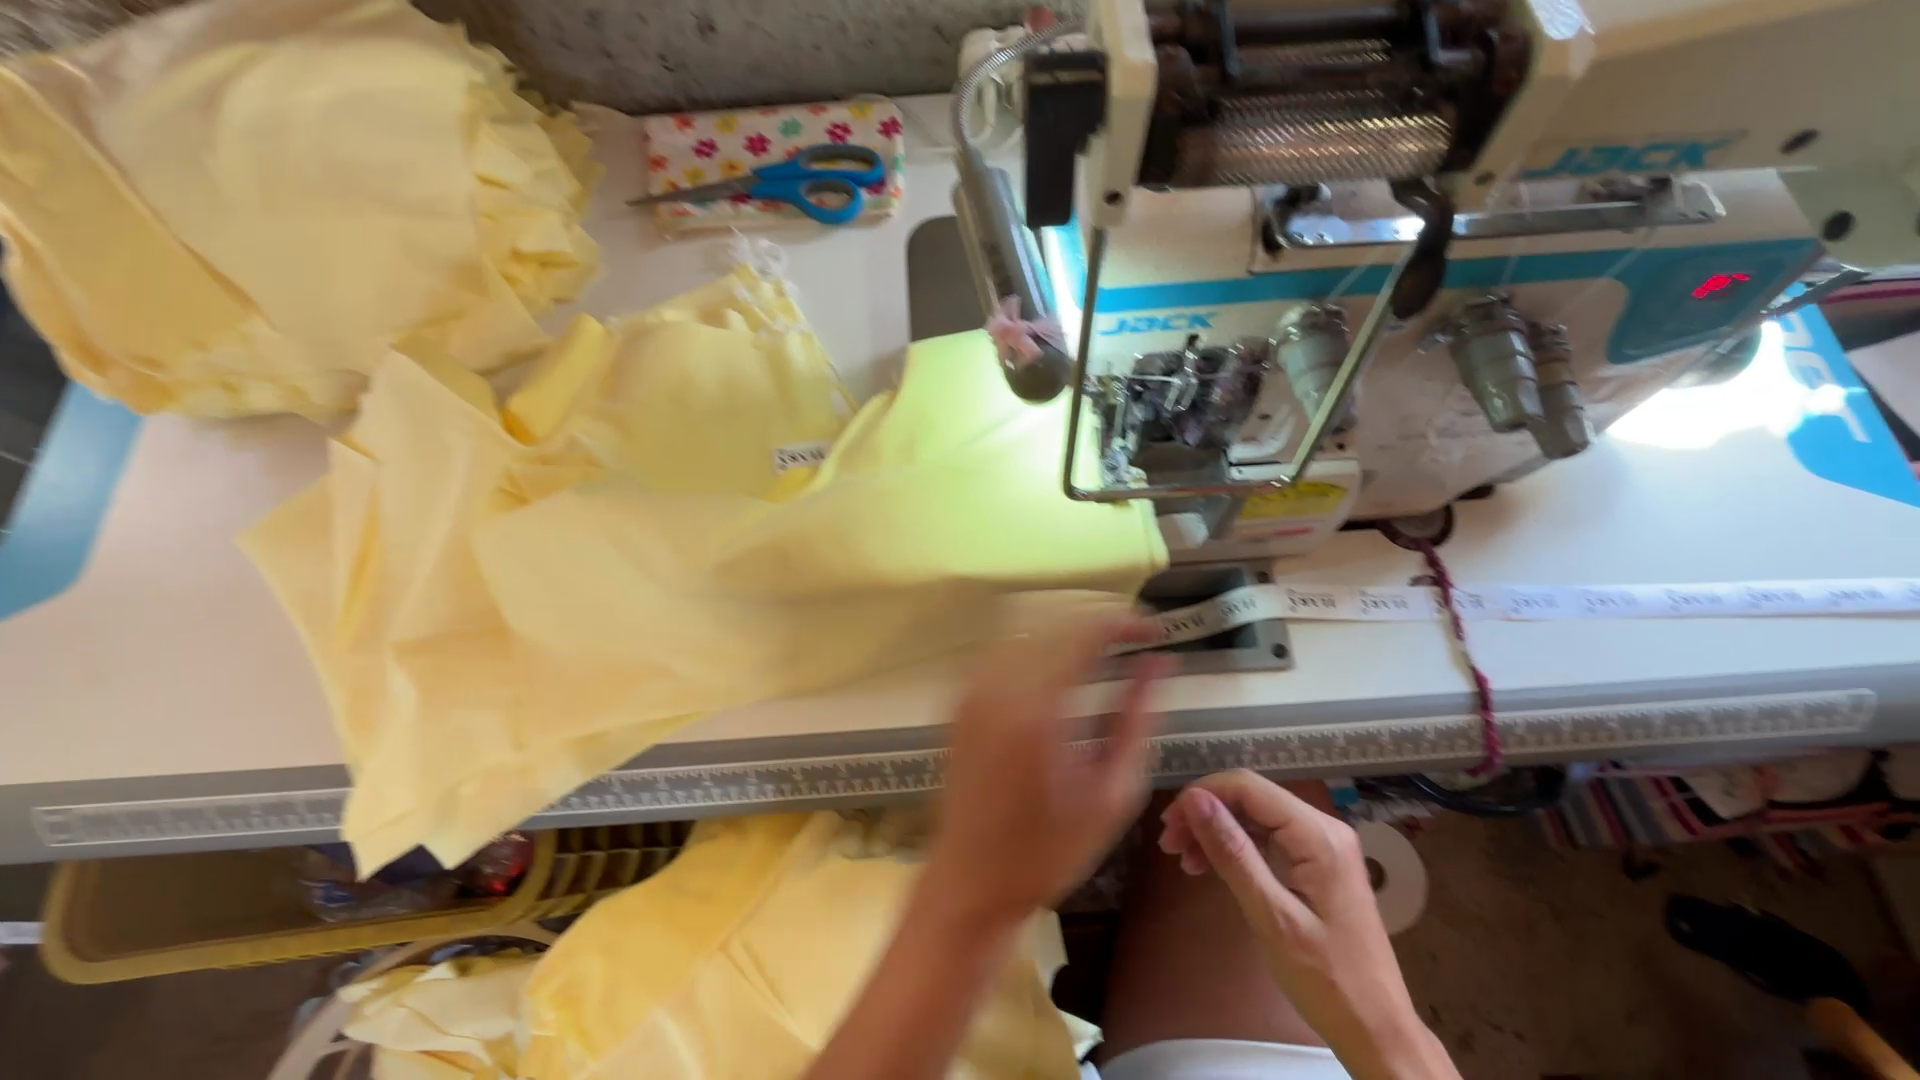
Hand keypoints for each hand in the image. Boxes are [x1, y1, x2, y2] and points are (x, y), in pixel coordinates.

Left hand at [926, 610, 1173, 927]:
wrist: (969, 885)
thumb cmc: (1049, 852)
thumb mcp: (1112, 793)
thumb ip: (1138, 718)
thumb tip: (1160, 663)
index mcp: (1037, 708)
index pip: (1085, 631)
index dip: (1125, 621)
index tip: (1155, 631)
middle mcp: (995, 686)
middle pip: (1053, 618)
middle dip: (1097, 621)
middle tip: (1133, 642)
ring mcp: (968, 691)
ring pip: (1023, 627)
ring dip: (1064, 630)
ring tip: (1102, 655)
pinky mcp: (956, 702)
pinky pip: (998, 650)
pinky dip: (1033, 647)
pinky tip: (1058, 673)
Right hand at [1159, 771, 1457, 1079]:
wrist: (1377, 1028)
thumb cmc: (1326, 979)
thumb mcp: (1271, 917)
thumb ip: (1233, 853)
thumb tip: (1194, 800)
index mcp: (1318, 835)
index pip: (1248, 787)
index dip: (1202, 795)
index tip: (1168, 825)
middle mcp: (1324, 829)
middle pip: (1250, 798)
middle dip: (1205, 814)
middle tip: (1168, 845)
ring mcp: (1323, 846)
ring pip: (1255, 817)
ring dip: (1216, 831)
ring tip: (1183, 860)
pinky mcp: (1317, 865)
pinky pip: (1268, 839)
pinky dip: (1235, 848)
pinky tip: (1209, 868)